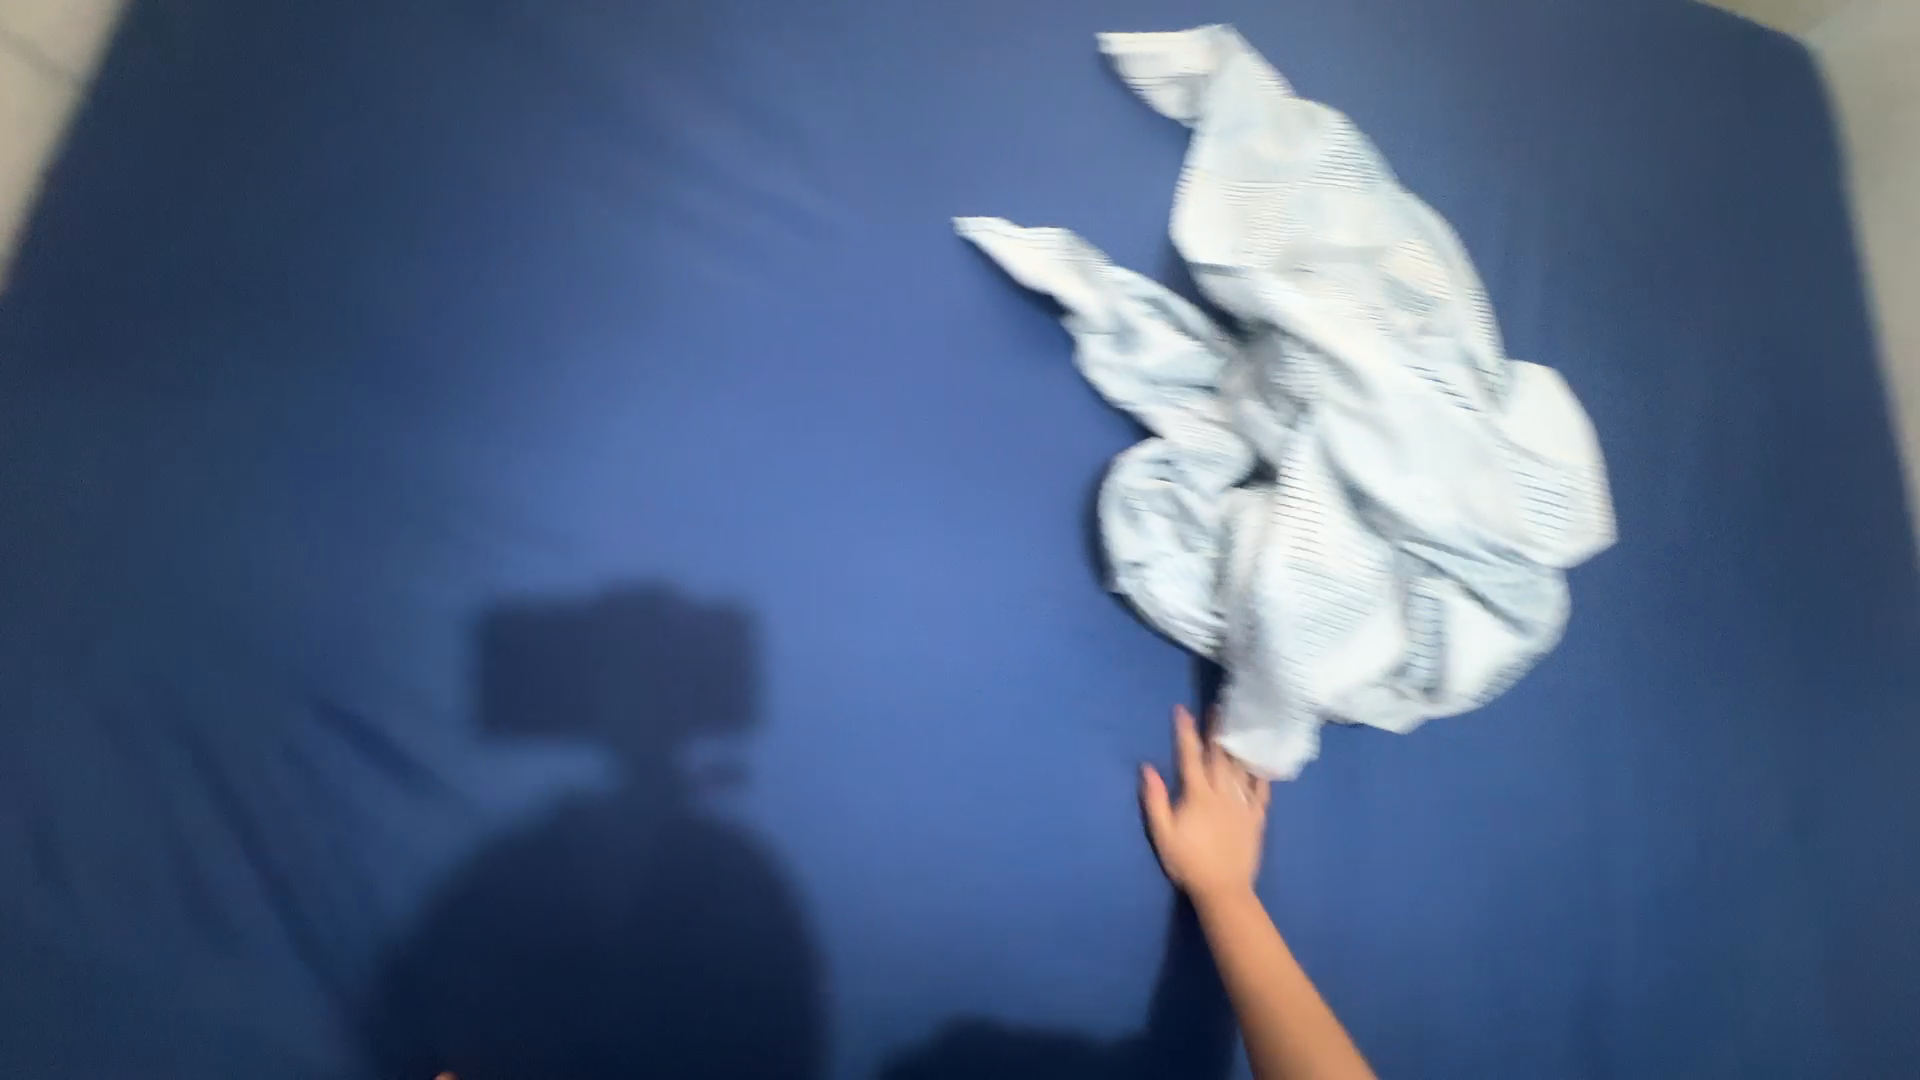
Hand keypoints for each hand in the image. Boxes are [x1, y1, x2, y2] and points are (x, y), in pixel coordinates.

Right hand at [1140, 705, 1270, 904]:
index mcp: (1198, 795)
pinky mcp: (1257, 818)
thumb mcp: (1162, 833)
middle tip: (1217, 707)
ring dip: (1237, 744)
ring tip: (1239, 726)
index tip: (1181, 710)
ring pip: (1240, 768)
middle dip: (1216, 729)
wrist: (1223, 890)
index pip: (1189, 756)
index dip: (1185, 731)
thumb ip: (1155, 799)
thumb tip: (1147, 768)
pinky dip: (1260, 773)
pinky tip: (1261, 762)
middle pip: (1219, 755)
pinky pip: (1261, 791)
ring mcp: (1243, 805)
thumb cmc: (1188, 862)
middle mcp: (1222, 793)